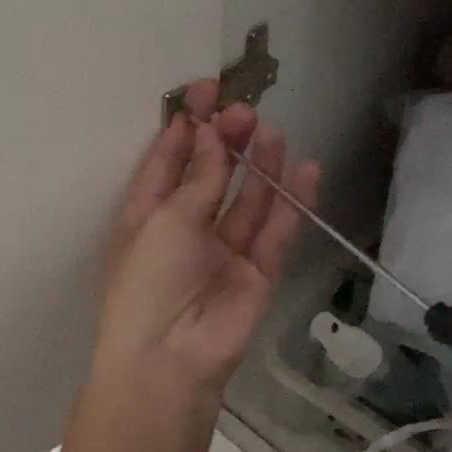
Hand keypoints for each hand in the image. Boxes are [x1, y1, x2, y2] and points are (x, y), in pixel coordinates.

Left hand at [91, 79, 318, 415]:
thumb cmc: (149, 281)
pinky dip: (291, 202)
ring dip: (258, 165)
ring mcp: (222, 252)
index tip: (205, 91)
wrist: (169, 360)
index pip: (167, 160)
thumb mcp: (165, 219)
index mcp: (146, 214)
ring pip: (245, 199)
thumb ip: (198, 178)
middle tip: (244, 110)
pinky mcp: (256, 273)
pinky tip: (305, 169)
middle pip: (210, 175)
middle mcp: (184, 229)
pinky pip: (276, 231)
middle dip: (225, 140)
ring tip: (270, 130)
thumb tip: (211, 133)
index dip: (186, 126)